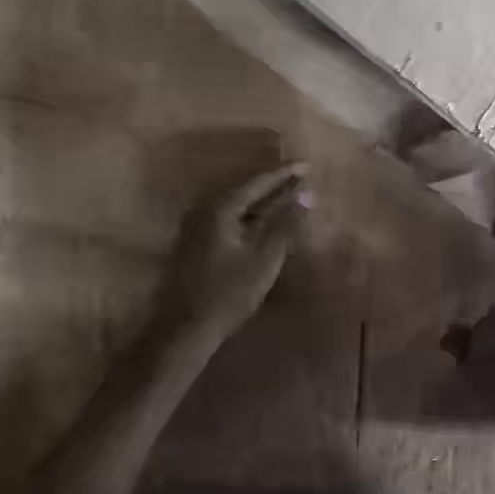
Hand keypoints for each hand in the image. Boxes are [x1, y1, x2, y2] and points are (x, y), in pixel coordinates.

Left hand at [168, 163, 311, 328]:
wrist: (187, 329)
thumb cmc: (229, 292)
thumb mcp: (265, 257)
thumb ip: (287, 224)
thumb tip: (307, 194)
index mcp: (221, 211)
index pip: (258, 183)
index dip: (284, 174)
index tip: (307, 165)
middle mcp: (206, 213)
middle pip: (245, 191)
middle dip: (274, 184)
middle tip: (300, 177)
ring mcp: (198, 230)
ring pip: (237, 207)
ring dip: (263, 201)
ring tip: (287, 195)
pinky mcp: (198, 246)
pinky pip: (230, 220)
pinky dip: (252, 216)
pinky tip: (264, 222)